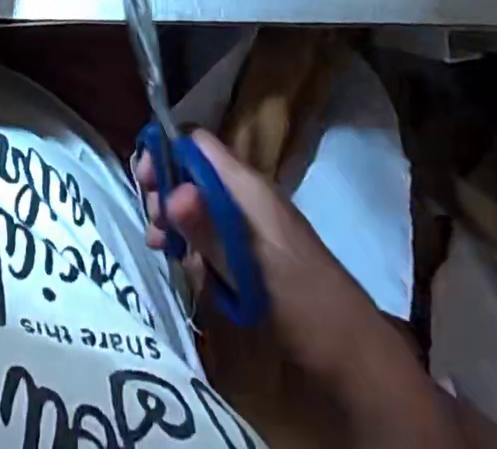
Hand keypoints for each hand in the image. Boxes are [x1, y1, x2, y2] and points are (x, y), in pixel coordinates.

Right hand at [136, 129, 386, 379]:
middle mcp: (242, 194)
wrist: (351, 352)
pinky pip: (206, 227)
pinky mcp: (245, 245)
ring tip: (162, 247)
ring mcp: (244, 220)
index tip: (145, 181)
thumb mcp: (249, 267)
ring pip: (192, 200)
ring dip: (171, 219)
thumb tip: (173, 192)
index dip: (164, 152)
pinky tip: (180, 260)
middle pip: (188, 170)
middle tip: (153, 224)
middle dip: (163, 191)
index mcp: (246, 187)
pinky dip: (187, 238)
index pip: (195, 143)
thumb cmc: (301, 302)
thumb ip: (208, 228)